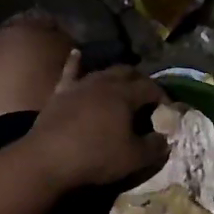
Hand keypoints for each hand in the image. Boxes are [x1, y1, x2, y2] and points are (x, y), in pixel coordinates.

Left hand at [22, 52, 167, 189]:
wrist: (46, 160)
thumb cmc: (96, 157)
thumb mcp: (134, 158)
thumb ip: (155, 147)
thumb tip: (165, 138)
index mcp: (125, 95)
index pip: (151, 88)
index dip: (163, 96)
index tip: (167, 109)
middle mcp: (104, 83)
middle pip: (128, 73)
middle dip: (142, 81)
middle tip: (148, 96)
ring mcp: (80, 85)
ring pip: (103, 71)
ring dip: (116, 75)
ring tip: (123, 83)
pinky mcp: (60, 93)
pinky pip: (70, 71)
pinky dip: (76, 62)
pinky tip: (77, 54)